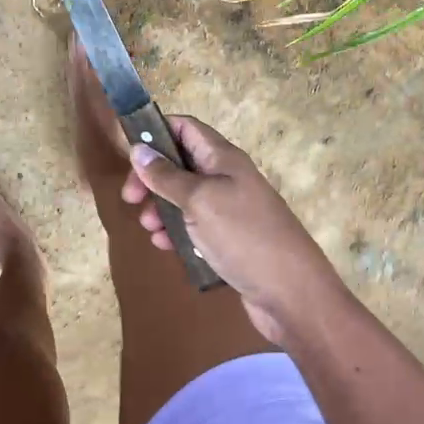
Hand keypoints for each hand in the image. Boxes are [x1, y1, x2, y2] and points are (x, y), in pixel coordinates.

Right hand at [123, 117, 346, 342]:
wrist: (294, 296)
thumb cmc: (245, 237)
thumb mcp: (199, 201)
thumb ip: (166, 176)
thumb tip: (138, 149)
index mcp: (223, 159)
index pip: (185, 128)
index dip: (156, 131)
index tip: (131, 152)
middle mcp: (227, 178)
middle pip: (179, 163)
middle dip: (152, 178)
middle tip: (130, 198)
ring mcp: (230, 209)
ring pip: (184, 197)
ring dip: (161, 208)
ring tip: (148, 228)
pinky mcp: (230, 239)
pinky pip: (195, 226)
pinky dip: (176, 231)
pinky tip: (165, 245)